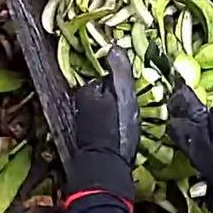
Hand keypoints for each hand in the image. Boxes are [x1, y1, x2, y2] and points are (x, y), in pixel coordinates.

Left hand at [67, 48, 138, 199]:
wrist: (105, 167)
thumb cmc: (117, 131)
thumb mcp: (124, 97)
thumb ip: (119, 72)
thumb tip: (114, 46)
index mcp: (88, 91)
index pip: (106, 79)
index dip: (119, 84)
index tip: (131, 89)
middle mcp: (80, 105)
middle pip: (103, 94)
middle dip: (114, 97)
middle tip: (131, 105)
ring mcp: (83, 123)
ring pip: (102, 109)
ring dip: (113, 111)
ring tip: (127, 119)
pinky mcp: (88, 139)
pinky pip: (102, 123)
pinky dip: (110, 124)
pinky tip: (120, 132)